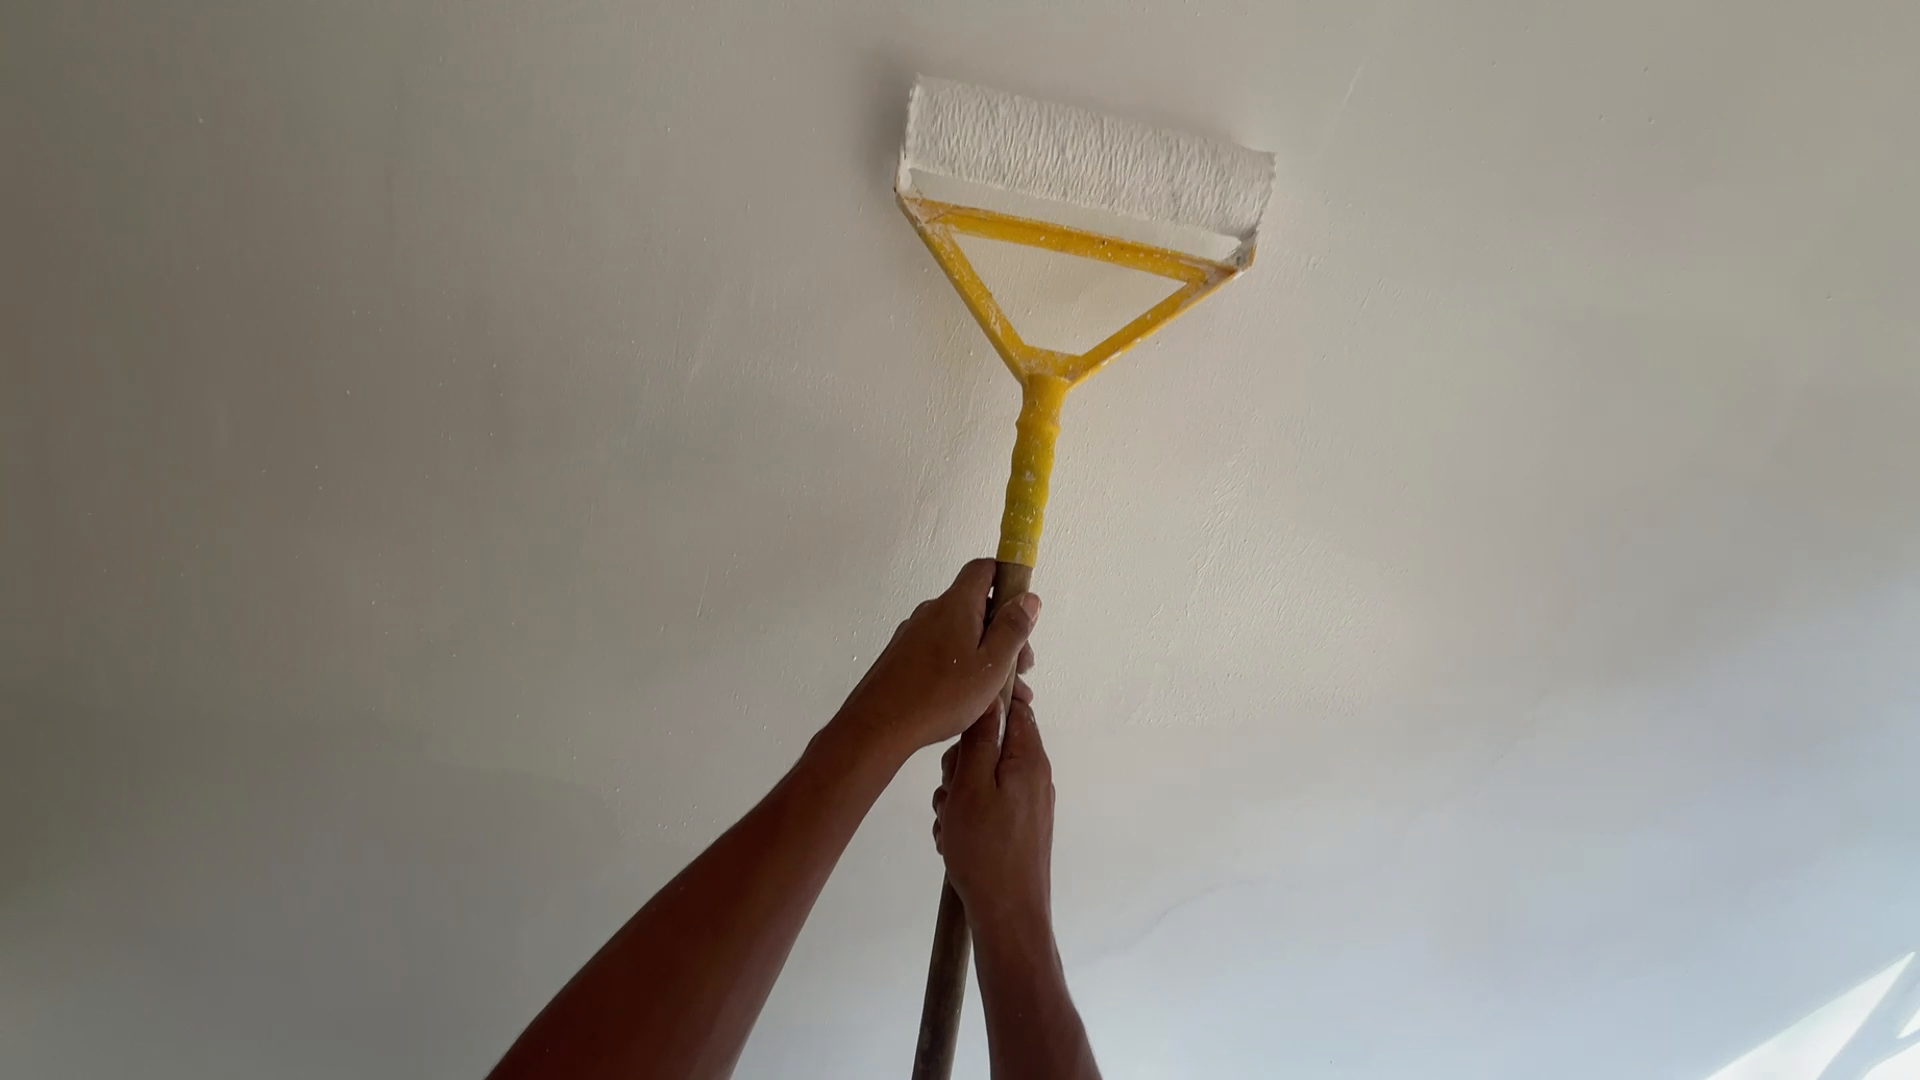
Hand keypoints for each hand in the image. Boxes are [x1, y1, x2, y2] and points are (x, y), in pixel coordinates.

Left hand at [838, 559, 1039, 755]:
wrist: (878, 726)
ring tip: (1003, 691)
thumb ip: (1013, 628)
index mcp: (956, 605)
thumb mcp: (992, 665)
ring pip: (962, 633)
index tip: (1024, 607)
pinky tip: (973, 697)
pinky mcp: (905, 655)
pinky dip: (962, 665)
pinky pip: (943, 650)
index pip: (985, 569)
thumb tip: (1028, 598)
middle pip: (977, 606)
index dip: (1008, 580)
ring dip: (986, 654)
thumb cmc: (938, 697)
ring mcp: (916, 633)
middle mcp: (933, 611)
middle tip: (1021, 666)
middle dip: (1004, 631)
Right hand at [932, 689, 1053, 930]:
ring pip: (982, 779)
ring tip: (951, 824)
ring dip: (958, 796)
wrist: (1008, 918)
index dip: (988, 705)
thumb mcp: (972, 786)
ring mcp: (1026, 805)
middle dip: (961, 763)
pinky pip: (986, 807)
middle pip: (991, 745)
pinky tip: (955, 841)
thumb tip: (990, 700)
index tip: (961, 717)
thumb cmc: (986, 849)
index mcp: (1029, 759)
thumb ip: (980, 740)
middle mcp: (1033, 777)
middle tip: (951, 790)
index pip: (1015, 708)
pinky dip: (966, 818)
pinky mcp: (1017, 829)